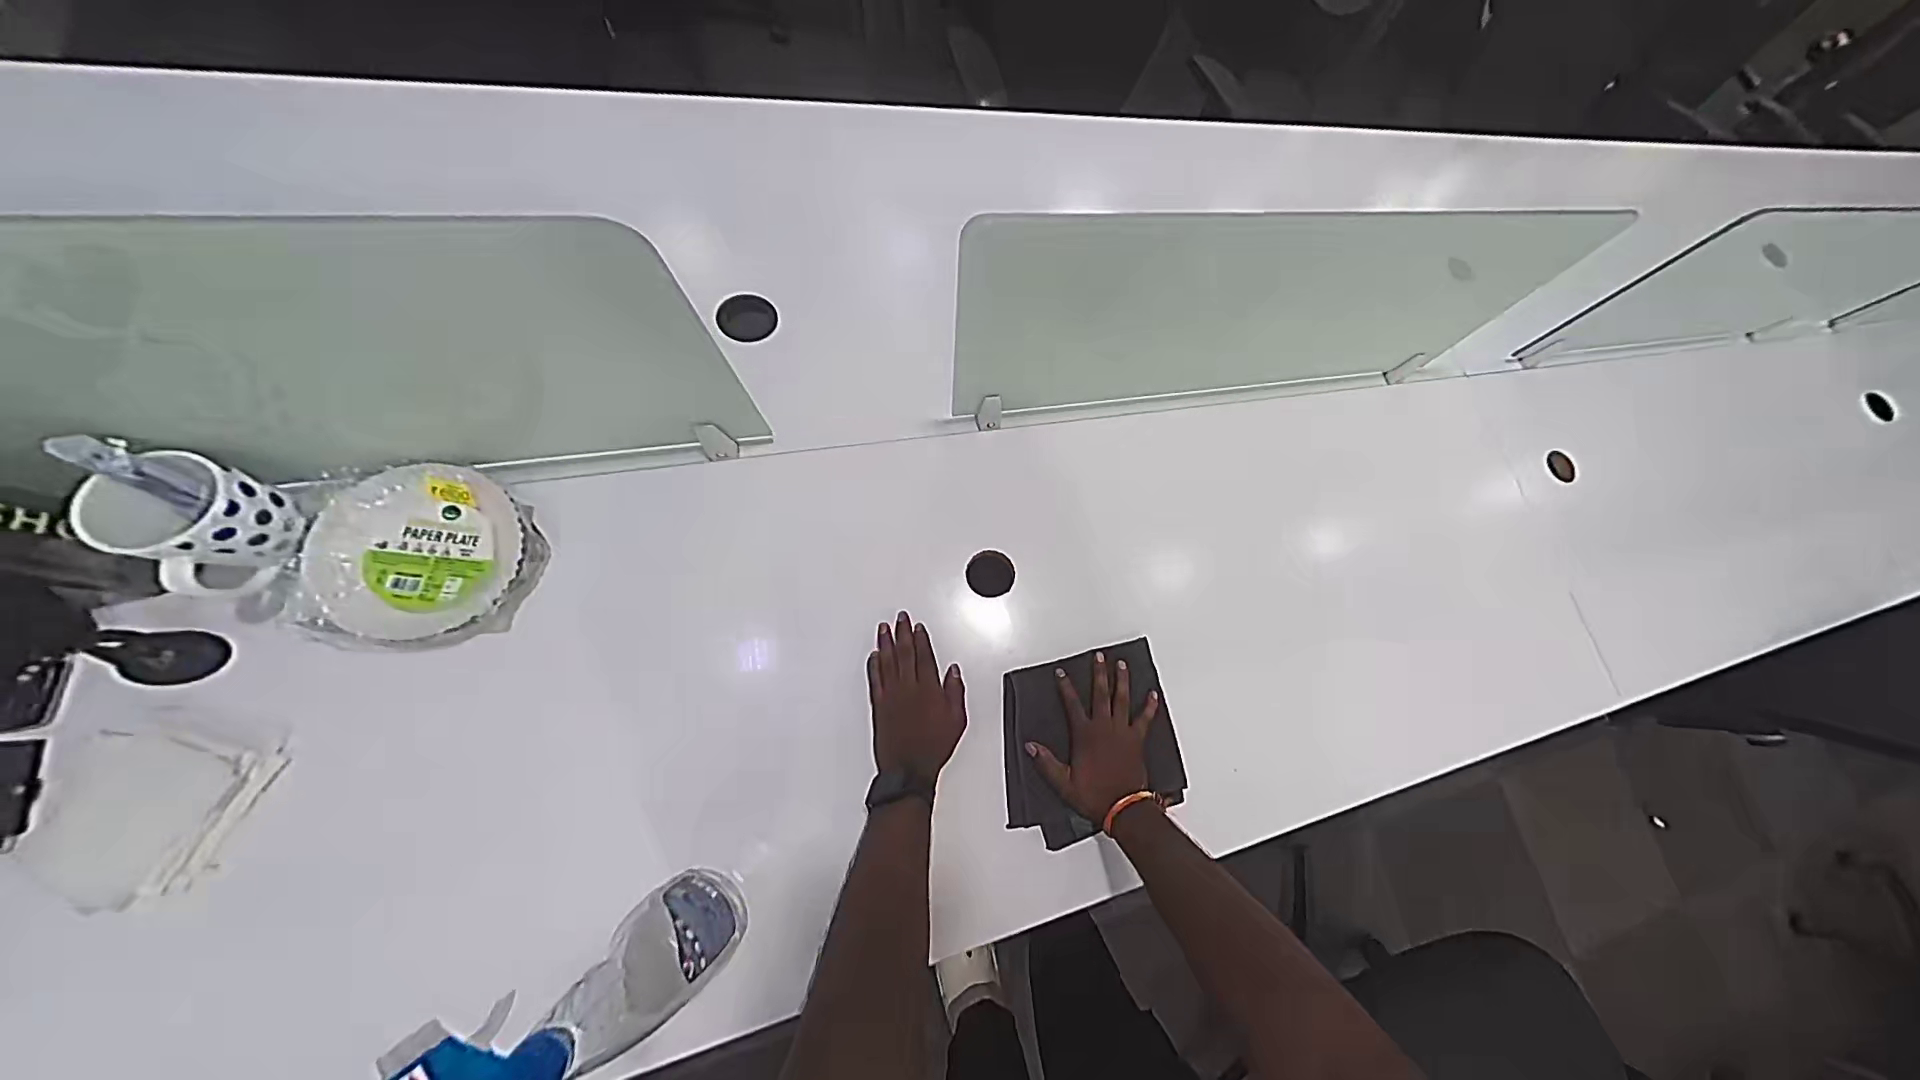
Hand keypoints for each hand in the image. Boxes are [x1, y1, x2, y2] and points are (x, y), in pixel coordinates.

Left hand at [868, 610, 967, 780]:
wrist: (908, 769)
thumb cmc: (933, 747)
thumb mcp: (957, 720)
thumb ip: (954, 692)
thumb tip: (952, 672)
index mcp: (929, 690)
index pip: (925, 656)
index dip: (921, 639)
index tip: (917, 627)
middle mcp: (909, 688)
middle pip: (905, 653)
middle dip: (903, 632)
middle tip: (900, 618)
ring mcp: (892, 696)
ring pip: (888, 662)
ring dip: (886, 642)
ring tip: (884, 628)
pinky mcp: (879, 705)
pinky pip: (875, 679)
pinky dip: (874, 665)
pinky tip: (874, 655)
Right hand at [1026, 652, 1161, 823]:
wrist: (1124, 808)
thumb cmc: (1095, 795)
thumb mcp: (1063, 782)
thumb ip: (1046, 762)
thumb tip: (1031, 747)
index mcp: (1085, 735)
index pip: (1072, 704)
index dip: (1065, 687)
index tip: (1061, 674)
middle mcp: (1104, 728)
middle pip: (1100, 693)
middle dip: (1098, 673)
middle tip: (1098, 658)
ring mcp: (1123, 732)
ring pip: (1122, 699)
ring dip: (1121, 680)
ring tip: (1121, 665)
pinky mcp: (1137, 740)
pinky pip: (1145, 718)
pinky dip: (1149, 706)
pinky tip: (1152, 694)